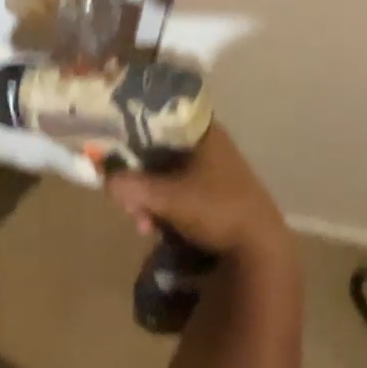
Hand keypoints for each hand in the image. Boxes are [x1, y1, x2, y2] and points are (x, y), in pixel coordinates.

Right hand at [103, 124, 290, 259]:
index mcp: (202, 133)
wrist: (260, 248)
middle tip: (127, 203)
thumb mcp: (167, 198)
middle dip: (138, 180)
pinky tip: (155, 229)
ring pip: (166, 176)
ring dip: (148, 199)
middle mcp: (209, 146)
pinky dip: (164, 208)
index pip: (160, 119)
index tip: (115, 153)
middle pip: (158, 152)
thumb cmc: (215, 210)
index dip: (133, 133)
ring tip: (142, 224)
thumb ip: (131, 186)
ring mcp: (214, 172)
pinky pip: (179, 193)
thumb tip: (106, 180)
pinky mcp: (216, 195)